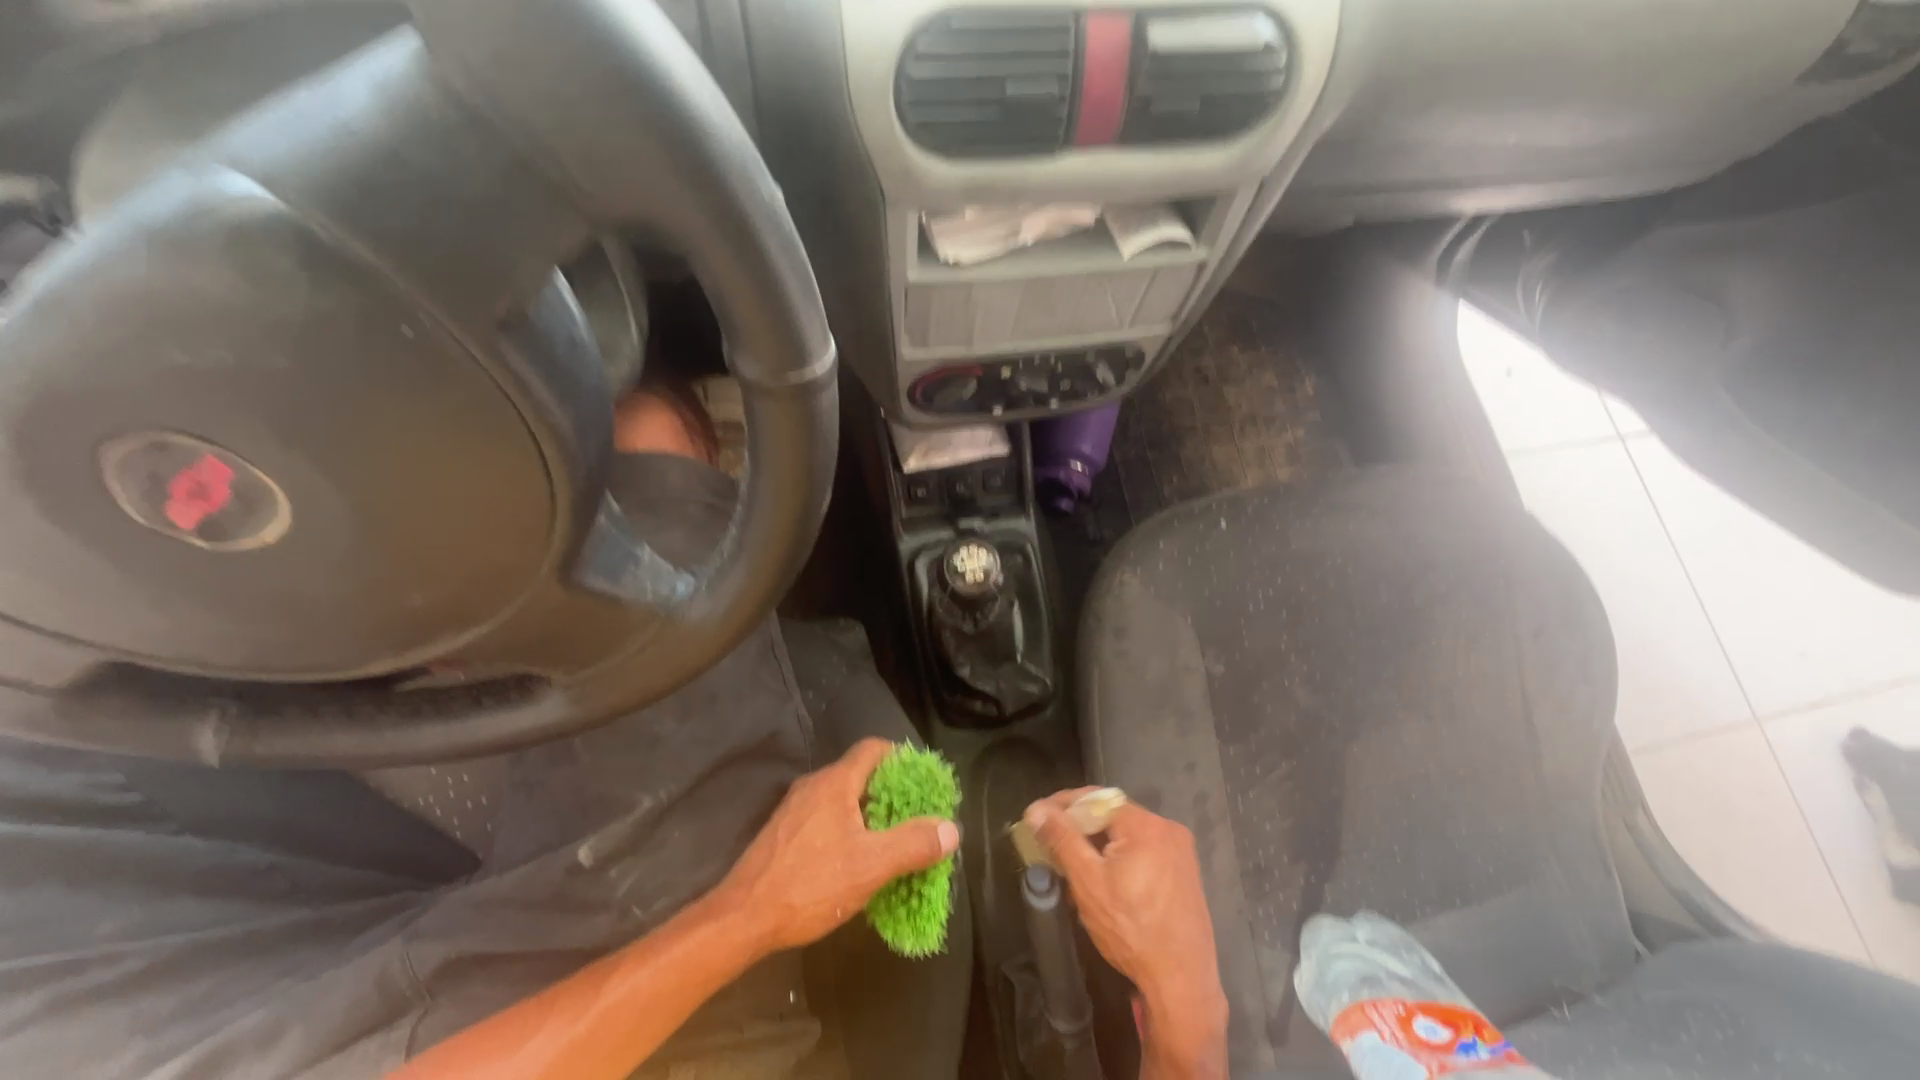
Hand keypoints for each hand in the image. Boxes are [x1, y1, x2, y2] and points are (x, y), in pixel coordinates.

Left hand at [718, 738, 958, 954]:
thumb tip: (951, 828)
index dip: (901, 758)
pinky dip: (847, 829)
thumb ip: (913, 844)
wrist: (743, 918)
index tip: (924, 780)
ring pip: (841, 799)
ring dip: (869, 813)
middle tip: (916, 816)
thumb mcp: (871, 867)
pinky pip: (825, 818)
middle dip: (890, 791)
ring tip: (892, 841)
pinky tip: (856, 861)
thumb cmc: (810, 884)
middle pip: (859, 774)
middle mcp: (813, 787)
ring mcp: (794, 811)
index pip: (873, 749)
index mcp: (835, 783)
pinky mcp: (783, 835)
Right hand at [1025, 790, 1226, 1074]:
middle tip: (1050, 844)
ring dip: (1098, 844)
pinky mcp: (1184, 874)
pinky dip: (1119, 858)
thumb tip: (1037, 809)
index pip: (1096, 798)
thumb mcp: (1088, 882)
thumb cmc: (1131, 929)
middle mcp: (1168, 830)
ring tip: (1072, 865)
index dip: (1063, 804)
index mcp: (1147, 825)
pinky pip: (1144, 852)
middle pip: (1113, 815)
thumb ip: (1062, 839)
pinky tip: (1103, 882)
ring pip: (1127, 836)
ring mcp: (1180, 853)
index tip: (1036, 817)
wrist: (1181, 980)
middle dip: (1079, 827)